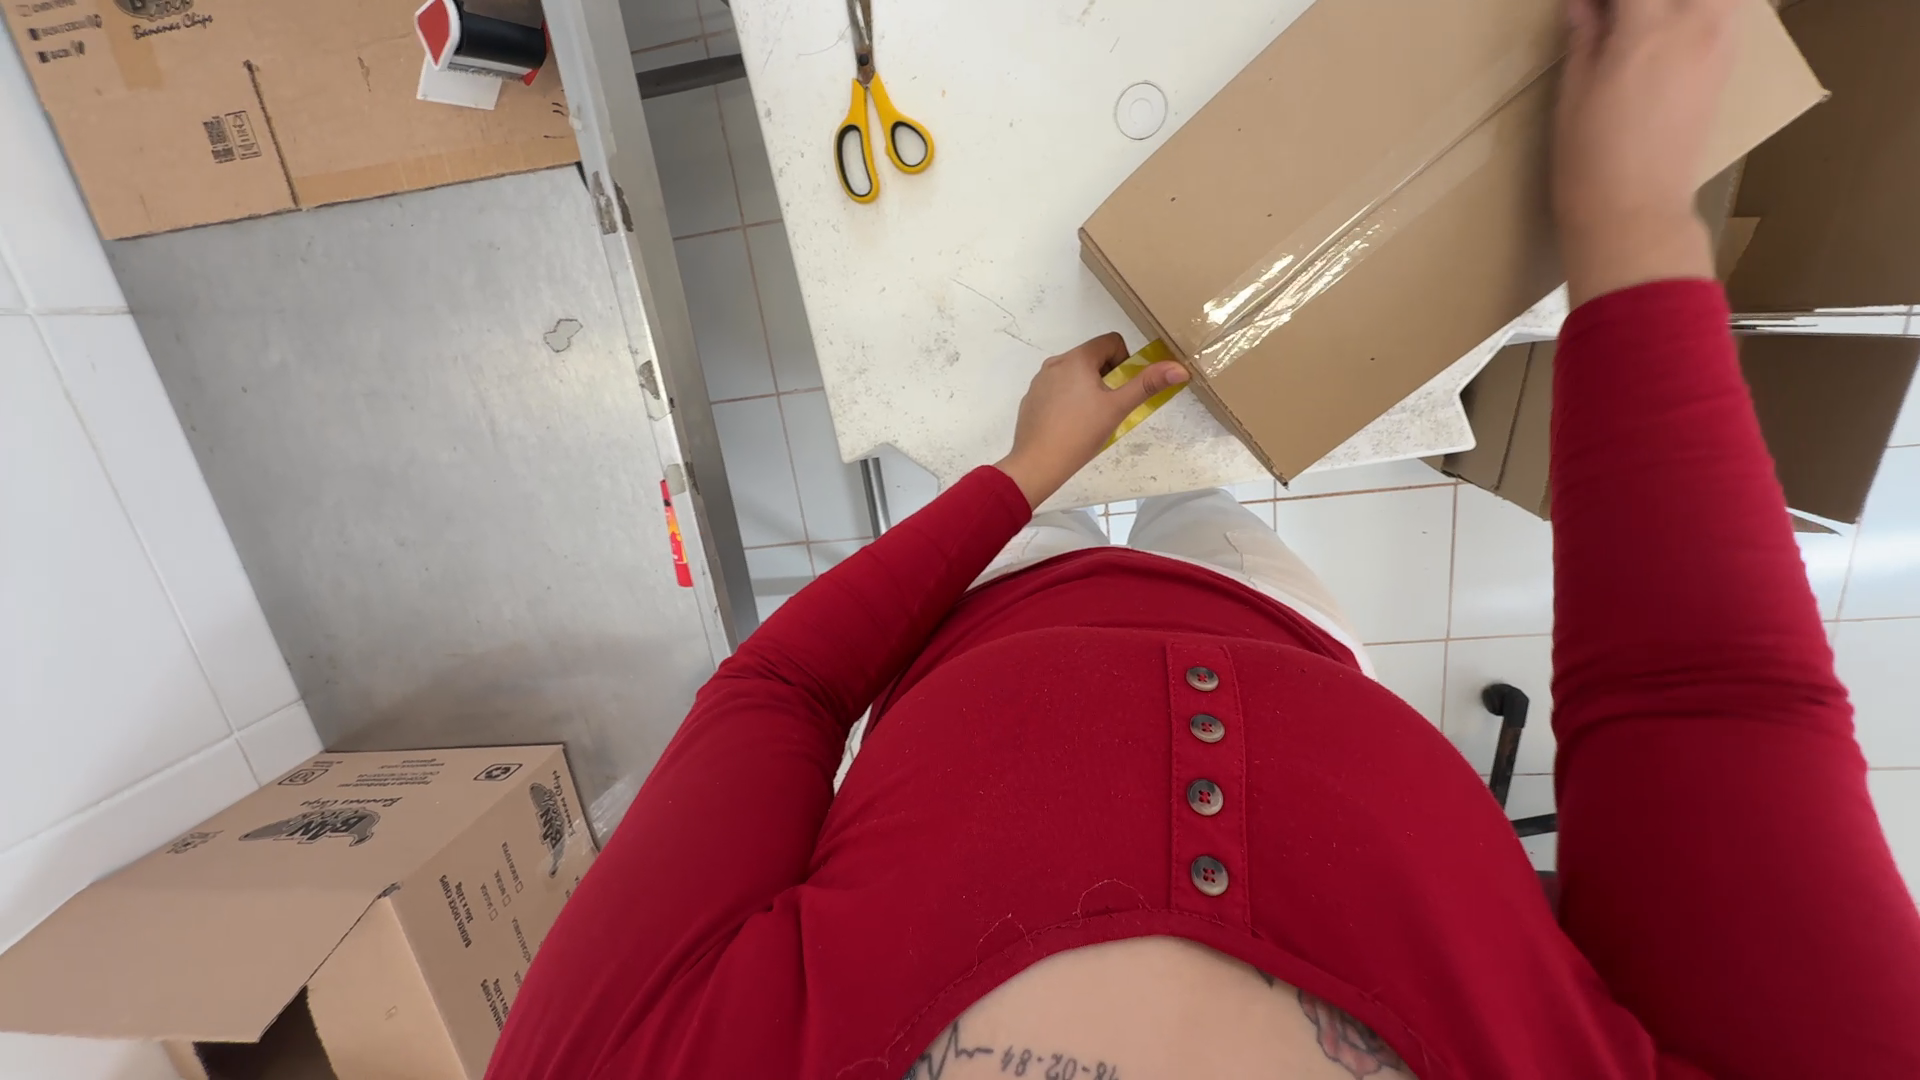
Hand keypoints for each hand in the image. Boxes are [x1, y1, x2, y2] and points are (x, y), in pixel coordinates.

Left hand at [994, 333, 1187, 508]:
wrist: (1037, 463)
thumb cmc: (1080, 433)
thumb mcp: (1118, 408)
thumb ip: (1148, 384)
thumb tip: (1180, 368)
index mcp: (1077, 359)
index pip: (1111, 342)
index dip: (1125, 362)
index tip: (1123, 389)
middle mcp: (1055, 363)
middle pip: (1092, 358)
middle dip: (1106, 378)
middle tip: (1108, 408)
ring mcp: (1039, 381)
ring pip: (1073, 375)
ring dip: (1087, 390)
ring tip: (1089, 420)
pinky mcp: (1030, 400)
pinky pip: (1056, 391)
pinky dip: (1067, 402)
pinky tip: (1069, 427)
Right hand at [1553, 0, 1738, 306]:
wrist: (1632, 209)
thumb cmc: (1588, 164)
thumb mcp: (1571, 100)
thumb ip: (1584, 41)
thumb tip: (1582, 5)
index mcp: (1647, 32)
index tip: (1582, 7)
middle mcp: (1697, 23)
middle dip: (1637, 1)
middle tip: (1610, 16)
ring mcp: (1723, 38)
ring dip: (1668, 7)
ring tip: (1637, 26)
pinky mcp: (1730, 58)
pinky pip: (1723, 9)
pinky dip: (1694, 13)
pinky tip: (1666, 30)